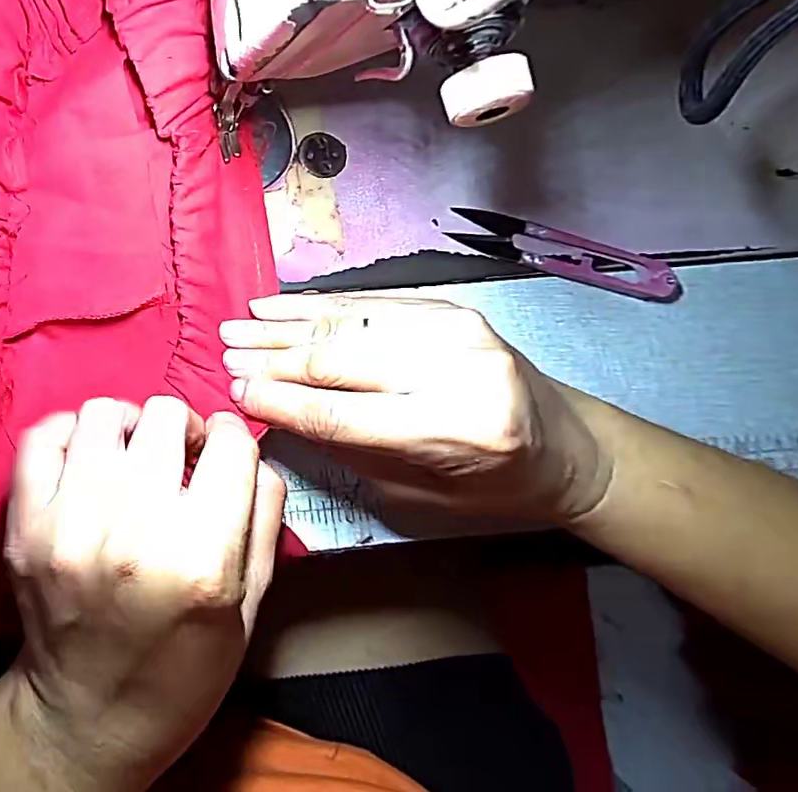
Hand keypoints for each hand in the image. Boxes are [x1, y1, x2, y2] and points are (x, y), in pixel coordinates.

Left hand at [2, 396, 285, 790]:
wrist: (87, 714)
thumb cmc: (180, 670)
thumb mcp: (248, 609)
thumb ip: (260, 517)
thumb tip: (245, 446)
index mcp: (201, 560)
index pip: (231, 445)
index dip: (232, 438)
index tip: (220, 449)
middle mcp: (132, 530)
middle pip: (164, 415)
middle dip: (181, 428)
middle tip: (177, 454)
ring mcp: (68, 521)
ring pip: (103, 413)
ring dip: (127, 426)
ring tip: (130, 455)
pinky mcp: (24, 521)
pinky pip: (44, 434)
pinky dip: (71, 433)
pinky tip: (86, 458)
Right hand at [220, 294, 610, 522]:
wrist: (572, 448)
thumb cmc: (494, 488)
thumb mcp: (418, 495)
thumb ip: (347, 447)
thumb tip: (276, 408)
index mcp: (456, 430)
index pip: (340, 412)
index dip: (280, 402)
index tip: (234, 393)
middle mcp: (456, 370)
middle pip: (336, 360)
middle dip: (271, 360)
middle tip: (225, 358)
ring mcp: (453, 329)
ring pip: (342, 324)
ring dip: (280, 327)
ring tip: (235, 329)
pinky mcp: (445, 307)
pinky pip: (363, 302)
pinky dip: (312, 305)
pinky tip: (273, 306)